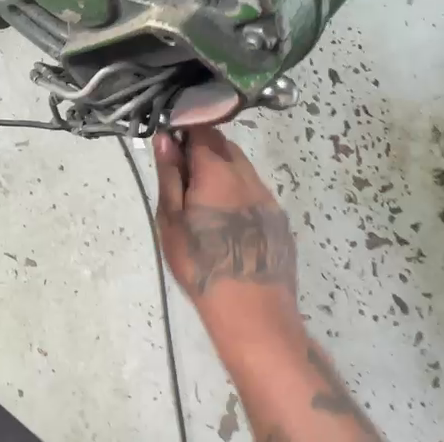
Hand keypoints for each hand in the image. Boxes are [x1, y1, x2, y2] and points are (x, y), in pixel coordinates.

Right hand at [152, 128, 299, 329]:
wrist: (253, 315)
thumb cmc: (200, 263)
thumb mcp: (171, 218)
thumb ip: (170, 175)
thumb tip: (164, 138)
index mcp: (219, 174)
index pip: (203, 131)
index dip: (183, 128)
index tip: (166, 140)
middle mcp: (249, 180)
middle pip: (225, 146)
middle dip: (201, 147)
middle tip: (178, 171)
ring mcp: (269, 202)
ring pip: (242, 168)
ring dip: (219, 168)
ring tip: (198, 197)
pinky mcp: (279, 222)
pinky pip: (253, 191)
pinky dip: (234, 189)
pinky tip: (222, 218)